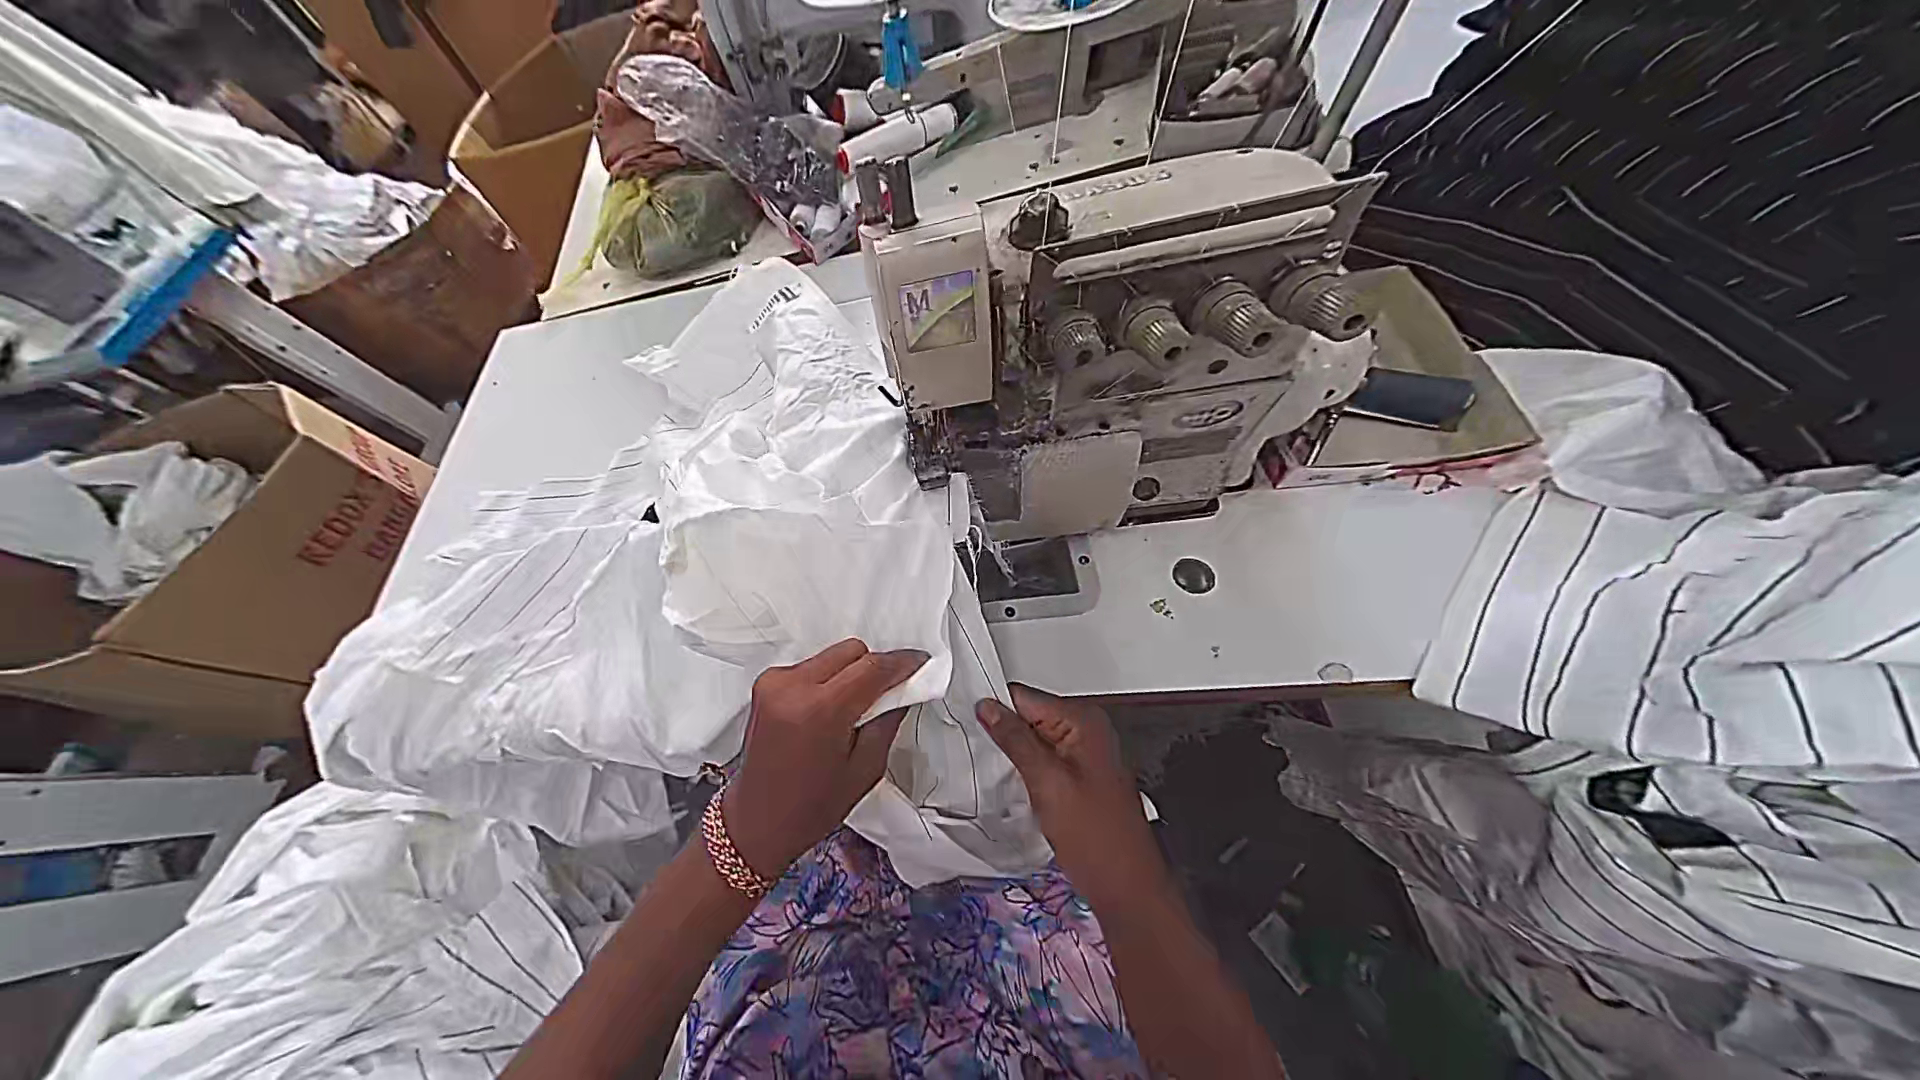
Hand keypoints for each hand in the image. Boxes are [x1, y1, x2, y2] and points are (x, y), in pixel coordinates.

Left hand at [723, 639, 927, 877]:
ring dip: (851, 672)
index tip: (920, 665)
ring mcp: (774, 683)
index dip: (903, 663)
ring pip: (833, 655)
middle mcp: (792, 688)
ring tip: (854, 709)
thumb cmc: (809, 807)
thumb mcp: (866, 768)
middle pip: (853, 652)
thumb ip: (889, 719)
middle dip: (875, 669)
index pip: (873, 667)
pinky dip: (829, 678)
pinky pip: (812, 665)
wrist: (757, 821)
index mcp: (819, 710)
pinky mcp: (766, 683)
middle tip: (887, 696)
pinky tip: (829, 709)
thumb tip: (905, 689)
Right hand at [977, 685, 1166, 904]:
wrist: (1128, 888)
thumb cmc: (1094, 836)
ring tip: (992, 771)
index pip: (1025, 697)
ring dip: (1013, 753)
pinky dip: (1026, 768)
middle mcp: (1087, 728)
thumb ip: (1015, 739)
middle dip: (1003, 732)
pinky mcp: (1080, 774)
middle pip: (1030, 715)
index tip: (966, 723)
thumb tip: (987, 707)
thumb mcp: (1047, 781)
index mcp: (1083, 719)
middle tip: (976, 753)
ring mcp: (1085, 752)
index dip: (995, 709)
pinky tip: (1013, 785)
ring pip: (1034, 738)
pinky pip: (1044, 757)